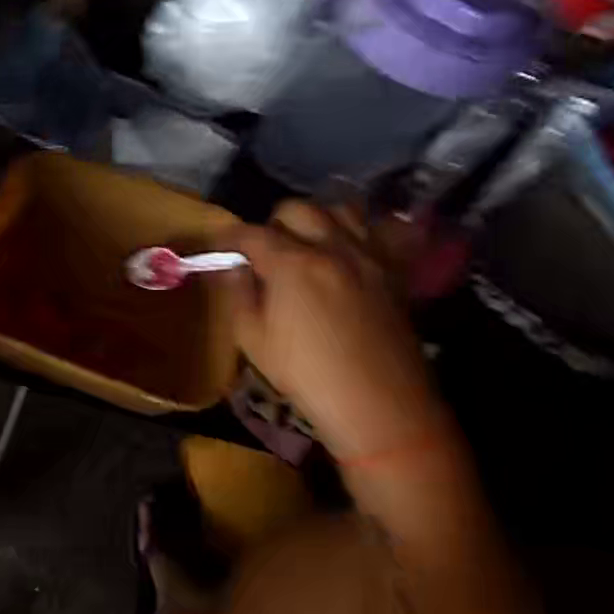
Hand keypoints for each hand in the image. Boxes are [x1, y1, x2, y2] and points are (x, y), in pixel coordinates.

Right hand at [226, 201, 446, 458]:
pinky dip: (355, 232)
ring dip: (317, 219)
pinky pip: (375, 232)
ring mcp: (368, 255)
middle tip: (267, 250)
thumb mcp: (255, 342)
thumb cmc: (309, 377)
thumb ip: (240, 296)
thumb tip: (236, 268)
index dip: (231, 236)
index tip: (220, 243)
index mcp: (292, 263)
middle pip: (297, 210)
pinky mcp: (393, 270)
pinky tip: (346, 253)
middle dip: (274, 223)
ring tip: (309, 243)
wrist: (380, 403)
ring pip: (340, 209)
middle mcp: (332, 246)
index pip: (253, 233)